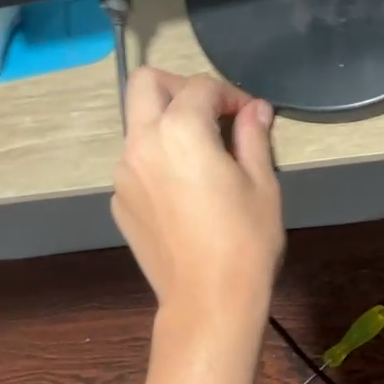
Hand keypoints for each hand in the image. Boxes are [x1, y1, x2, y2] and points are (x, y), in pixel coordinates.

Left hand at [112, 69, 283, 327]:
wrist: (210, 299)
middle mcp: (142, 141)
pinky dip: (160, 165)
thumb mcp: (263, 187)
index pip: (201, 87)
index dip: (231, 95)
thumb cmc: (247, 243)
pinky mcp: (120, 201)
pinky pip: (137, 166)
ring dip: (168, 128)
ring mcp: (124, 172)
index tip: (251, 116)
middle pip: (148, 84)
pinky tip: (188, 197)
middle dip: (181, 89)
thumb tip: (256, 111)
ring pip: (139, 127)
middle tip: (213, 116)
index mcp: (182, 130)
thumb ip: (254, 139)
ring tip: (203, 162)